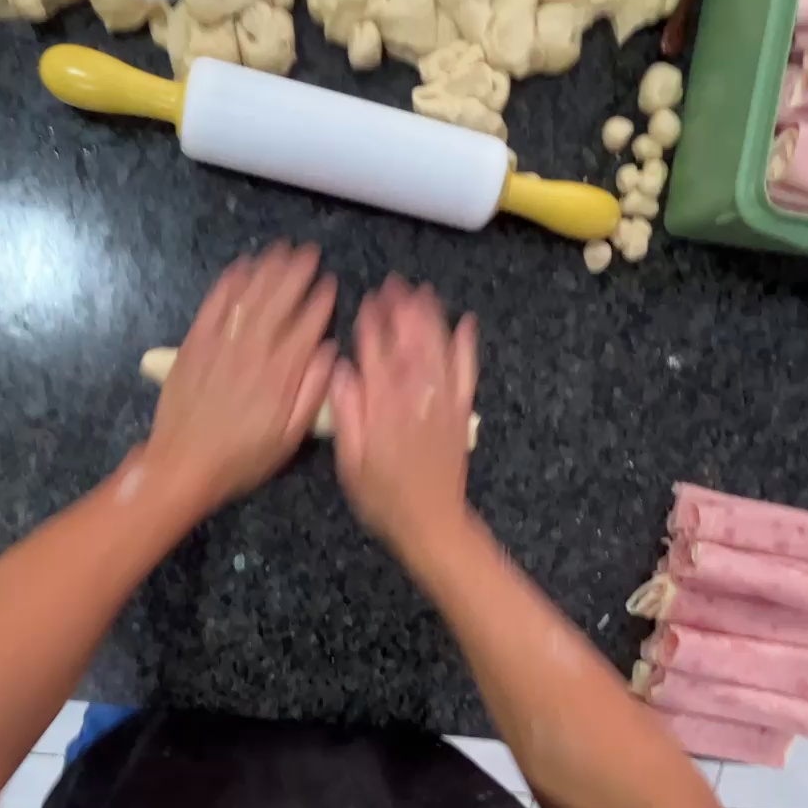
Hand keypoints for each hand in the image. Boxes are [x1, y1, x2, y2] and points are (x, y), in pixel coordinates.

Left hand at [143, 242, 338, 511]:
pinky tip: (241, 267)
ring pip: (250, 296)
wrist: (183, 464)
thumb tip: (331, 352)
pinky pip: (215, 304)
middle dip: (297, 273)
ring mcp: (222, 343)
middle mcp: (254, 350)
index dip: (321, 301)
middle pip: (280, 300)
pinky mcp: (195, 343)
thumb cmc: (242, 458)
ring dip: (267, 270)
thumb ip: (313, 392)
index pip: (308, 325)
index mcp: (282, 374)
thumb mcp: (289, 438)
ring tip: (281, 250)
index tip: (330, 282)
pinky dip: (229, 283)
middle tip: (309, 253)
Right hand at [328, 276, 478, 556]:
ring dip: (431, 318)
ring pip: (439, 350)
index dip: (371, 325)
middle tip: (394, 285)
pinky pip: (467, 373)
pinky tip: (465, 324)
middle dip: (401, 311)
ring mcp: (443, 404)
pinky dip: (467, 348)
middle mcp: (416, 397)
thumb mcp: (350, 461)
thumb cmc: (382, 497)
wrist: (430, 523)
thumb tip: (340, 370)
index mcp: (383, 407)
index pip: (375, 354)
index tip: (366, 301)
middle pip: (409, 343)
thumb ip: (346, 413)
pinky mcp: (462, 413)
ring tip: (422, 292)